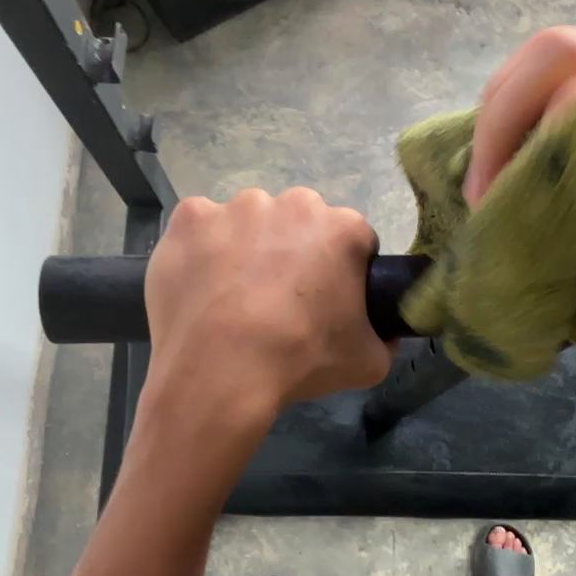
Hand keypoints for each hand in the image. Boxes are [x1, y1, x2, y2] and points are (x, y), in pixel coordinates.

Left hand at [142, 188, 392, 421]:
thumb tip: (383, 331)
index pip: (354, 241)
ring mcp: (236, 207)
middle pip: (301, 223)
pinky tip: (202, 288)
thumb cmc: (301, 360)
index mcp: (342, 229)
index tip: (329, 302)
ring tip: (235, 298)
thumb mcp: (370, 362)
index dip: (345, 272)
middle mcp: (292, 203)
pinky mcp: (189, 219)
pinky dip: (203, 252)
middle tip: (282, 302)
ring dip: (248, 249)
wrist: (221, 372)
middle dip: (296, 252)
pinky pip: (202, 230)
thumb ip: (385, 338)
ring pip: (250, 223)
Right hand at [468, 26, 575, 335]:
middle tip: (483, 193)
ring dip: (492, 129)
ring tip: (485, 195)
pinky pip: (528, 99)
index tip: (508, 200)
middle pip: (554, 54)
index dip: (536, 129)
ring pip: (531, 72)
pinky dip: (498, 137)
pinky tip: (495, 182)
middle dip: (501, 120)